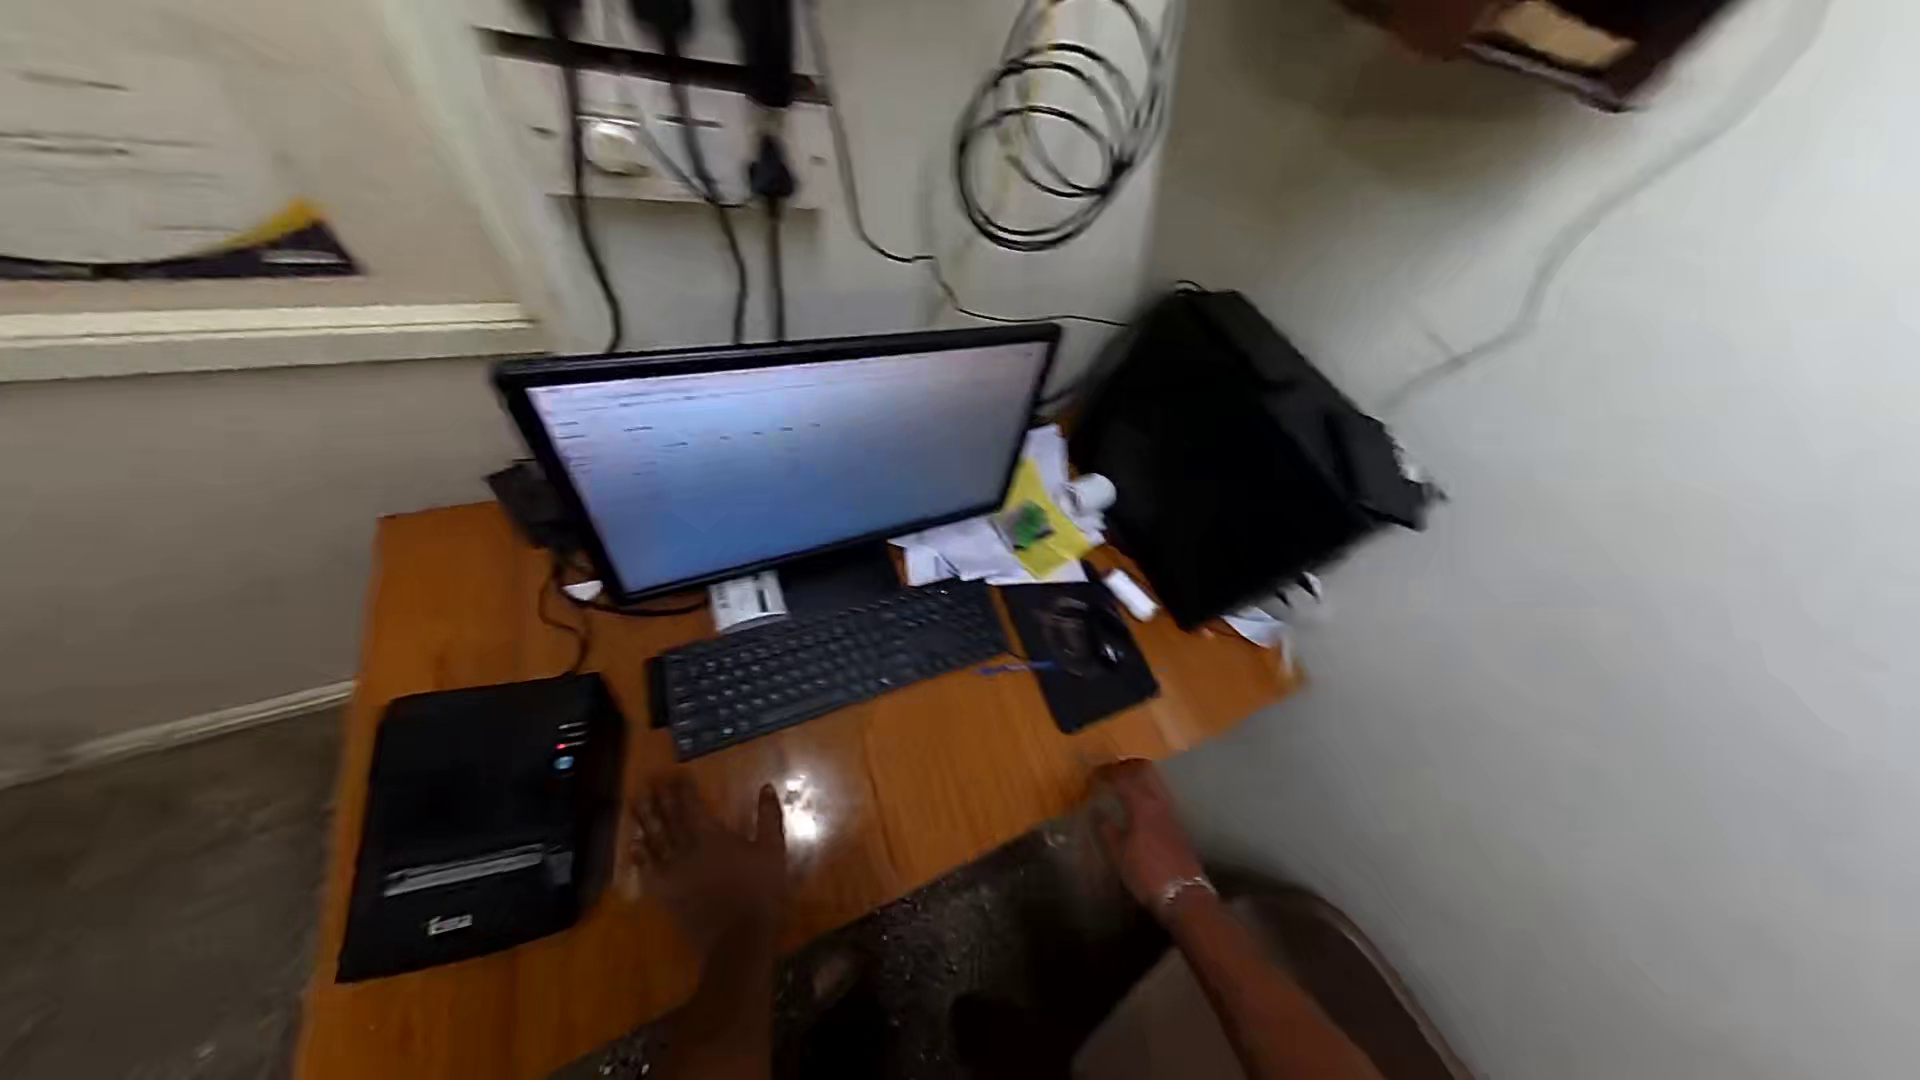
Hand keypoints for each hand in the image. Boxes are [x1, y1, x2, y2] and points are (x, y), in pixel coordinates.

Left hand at [630, 773, 787, 951]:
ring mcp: (674, 874)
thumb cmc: (759, 890)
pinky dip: (640, 858)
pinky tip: (633, 846)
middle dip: (659, 799)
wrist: (738, 938)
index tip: (674, 773)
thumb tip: (766, 788)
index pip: (692, 806)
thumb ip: (768, 817)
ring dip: (644, 821)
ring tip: (634, 803)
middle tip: (647, 781)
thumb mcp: (772, 849)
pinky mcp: (668, 894)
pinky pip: (650, 872)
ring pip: (655, 842)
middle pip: (669, 820)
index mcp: (712, 838)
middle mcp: (687, 851)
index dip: (682, 789)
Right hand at [1089, 759, 1207, 922]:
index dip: (1106, 774)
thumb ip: (1107, 829)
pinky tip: (1142, 802)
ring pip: (1155, 785)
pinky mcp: (1178, 826)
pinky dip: (1149, 792)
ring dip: (1140, 778)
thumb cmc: (1146, 873)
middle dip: (1127, 768)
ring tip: (1125, 780)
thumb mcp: (1119, 854)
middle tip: (1111, 768)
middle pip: (1144, 775)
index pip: (1122, 780)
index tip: (1093, 772)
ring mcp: (1172, 814)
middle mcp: (1159, 804)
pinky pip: (1161, 798)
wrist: (1184, 896)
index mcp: (1142, 805)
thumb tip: (1097, 810)